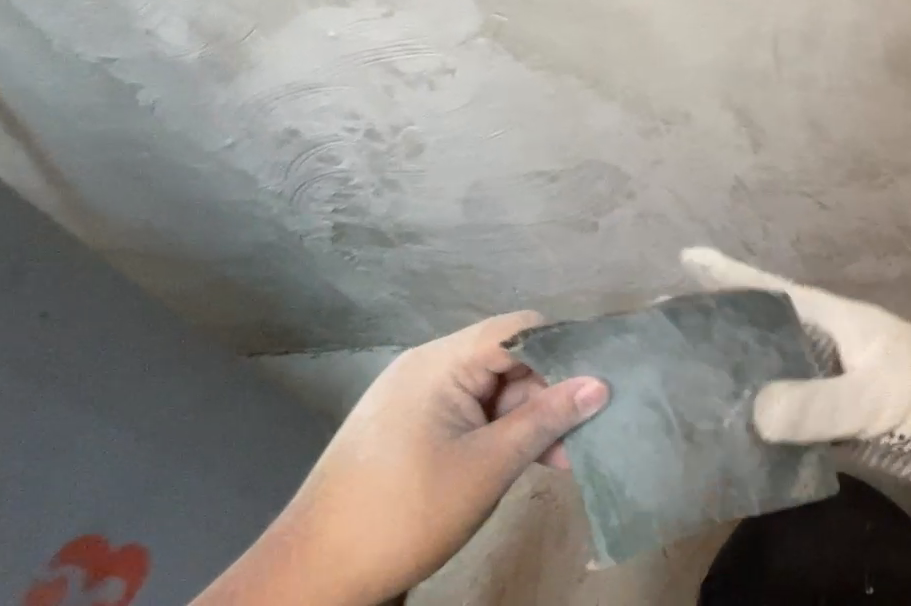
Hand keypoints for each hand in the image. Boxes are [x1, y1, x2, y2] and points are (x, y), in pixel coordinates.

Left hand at [195, 312, 607, 605]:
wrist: (308, 582)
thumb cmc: (405, 514)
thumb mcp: (490, 466)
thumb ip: (548, 418)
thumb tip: (601, 384)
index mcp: (440, 364)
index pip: (521, 330)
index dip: (566, 349)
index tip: (600, 382)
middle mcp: (426, 369)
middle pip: (510, 360)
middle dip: (549, 394)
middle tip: (580, 435)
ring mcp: (414, 399)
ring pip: (493, 390)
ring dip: (528, 419)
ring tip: (558, 459)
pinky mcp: (409, 428)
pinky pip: (470, 412)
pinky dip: (500, 433)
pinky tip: (524, 462)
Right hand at [682, 247, 910, 501]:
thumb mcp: (876, 397)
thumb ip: (819, 404)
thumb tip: (751, 409)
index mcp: (836, 320)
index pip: (774, 290)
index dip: (729, 274)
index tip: (685, 258)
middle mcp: (827, 344)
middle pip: (763, 328)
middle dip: (717, 325)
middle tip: (663, 332)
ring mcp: (830, 380)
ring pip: (771, 371)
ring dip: (732, 373)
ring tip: (679, 382)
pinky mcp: (834, 417)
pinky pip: (785, 412)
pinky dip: (755, 419)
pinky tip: (723, 434)